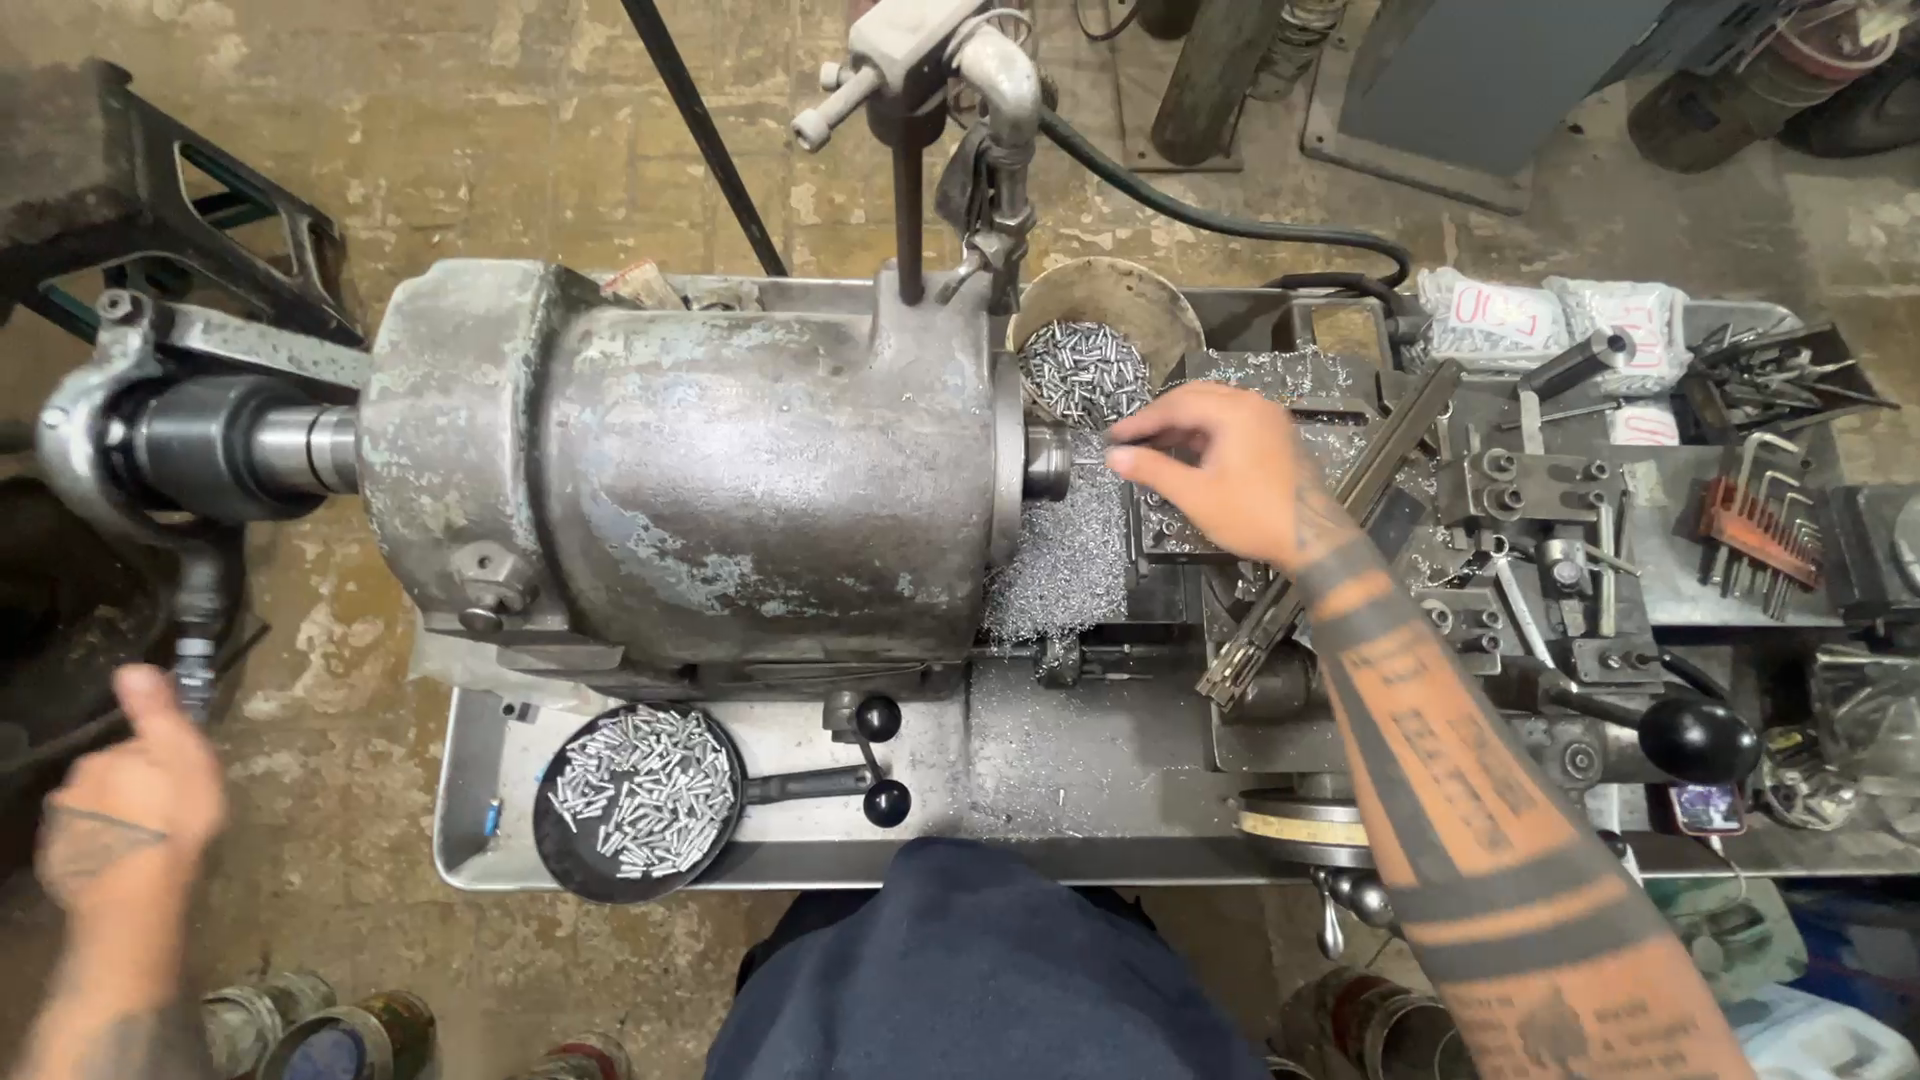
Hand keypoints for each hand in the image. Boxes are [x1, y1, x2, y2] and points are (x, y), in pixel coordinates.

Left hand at [36, 666, 225, 918]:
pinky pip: (89, 840)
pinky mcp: (60, 860)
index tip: (189, 776)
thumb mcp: (182, 754)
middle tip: (176, 805)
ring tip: (154, 833)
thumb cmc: (174, 814)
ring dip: (123, 814)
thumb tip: (131, 667)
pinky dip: (109, 842)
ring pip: (100, 808)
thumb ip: (155, 713)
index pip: (138, 747)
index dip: (167, 758)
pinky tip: (131, 855)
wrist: (136, 886)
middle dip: (140, 785)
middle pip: (114, 776)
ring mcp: (62, 826)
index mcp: (107, 759)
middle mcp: (73, 787)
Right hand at [1105, 382, 1353, 569]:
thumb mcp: (1195, 495)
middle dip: (1160, 416)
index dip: (1141, 420)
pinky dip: (1203, 432)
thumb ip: (1152, 470)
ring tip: (1152, 445)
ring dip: (1181, 423)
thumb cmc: (1252, 516)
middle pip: (1195, 397)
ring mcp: (1267, 418)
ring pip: (1213, 408)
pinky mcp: (1273, 435)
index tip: (1114, 436)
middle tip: (1131, 437)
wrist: (1312, 539)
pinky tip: (1186, 452)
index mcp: (1235, 412)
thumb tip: (1114, 456)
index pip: (1176, 405)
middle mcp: (1254, 405)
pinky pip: (1230, 421)